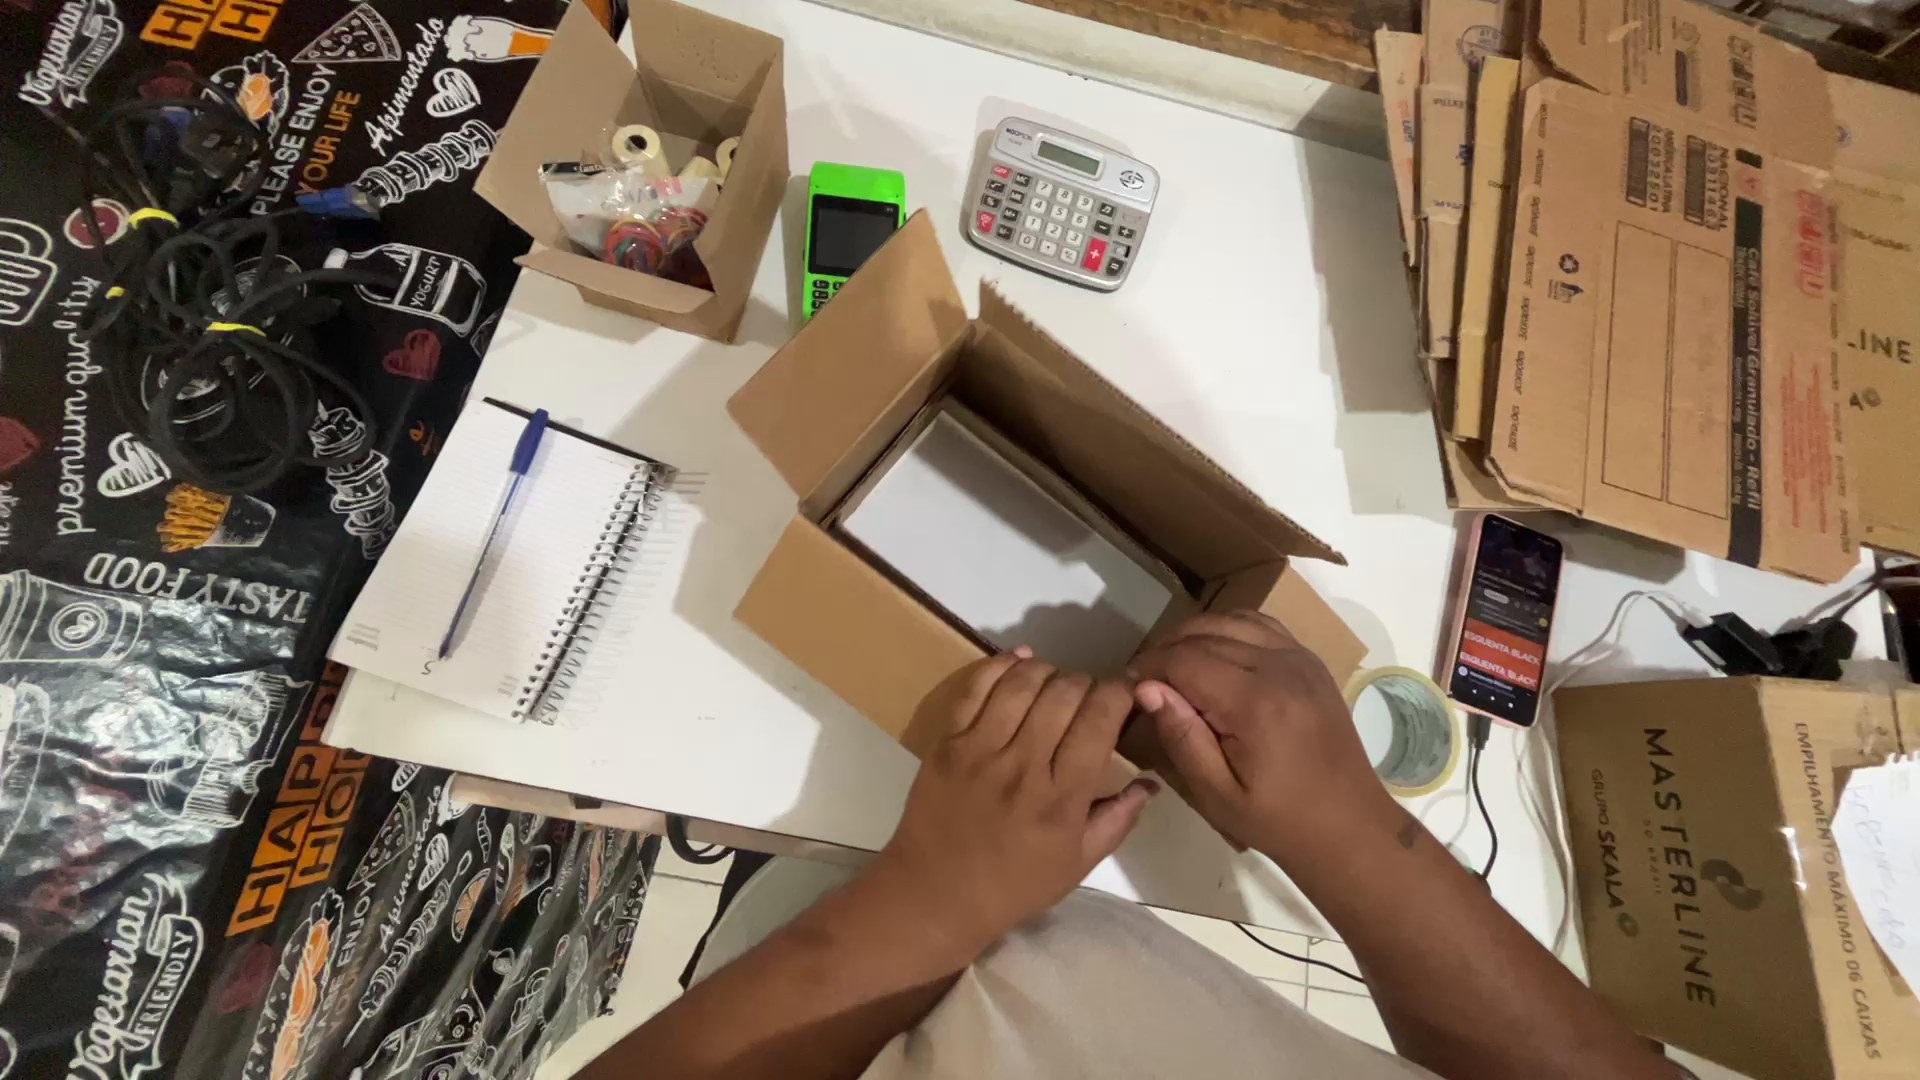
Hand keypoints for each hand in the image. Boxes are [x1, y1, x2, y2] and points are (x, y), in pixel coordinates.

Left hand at [874, 649, 1158, 958]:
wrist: (935, 893)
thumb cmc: (1014, 884)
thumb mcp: (1077, 864)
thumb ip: (1117, 819)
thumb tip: (1151, 782)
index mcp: (1061, 798)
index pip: (1099, 722)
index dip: (1119, 692)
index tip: (1127, 687)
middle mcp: (1022, 766)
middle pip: (1063, 694)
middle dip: (1085, 681)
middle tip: (1089, 691)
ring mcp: (980, 749)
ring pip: (1022, 683)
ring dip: (1047, 670)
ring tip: (1055, 679)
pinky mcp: (947, 740)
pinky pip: (976, 687)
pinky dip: (1001, 665)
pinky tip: (1020, 662)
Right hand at [1128, 611, 1394, 864]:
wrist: (1350, 826)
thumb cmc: (1277, 819)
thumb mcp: (1216, 793)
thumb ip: (1181, 736)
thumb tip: (1145, 687)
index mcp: (1256, 703)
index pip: (1184, 659)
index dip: (1149, 667)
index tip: (1129, 687)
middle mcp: (1280, 667)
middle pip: (1203, 635)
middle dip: (1165, 651)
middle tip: (1145, 680)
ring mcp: (1299, 657)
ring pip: (1228, 620)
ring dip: (1192, 635)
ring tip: (1172, 665)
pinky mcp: (1308, 659)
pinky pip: (1257, 623)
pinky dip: (1226, 628)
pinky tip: (1212, 652)